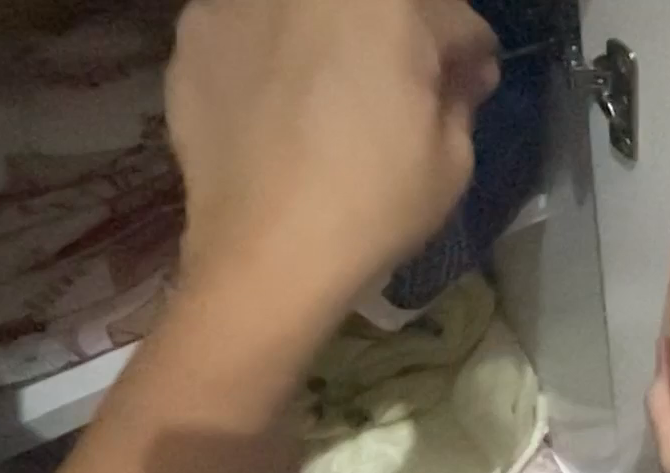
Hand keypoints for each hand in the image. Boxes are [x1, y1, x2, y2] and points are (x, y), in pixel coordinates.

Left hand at [167, 0, 497, 310]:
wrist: (267, 251)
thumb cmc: (376, 207)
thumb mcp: (451, 164)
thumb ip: (461, 99)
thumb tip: (463, 73)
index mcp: (391, 5)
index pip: (455, 17)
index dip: (471, 56)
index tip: (472, 85)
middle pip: (381, 4)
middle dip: (404, 38)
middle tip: (408, 89)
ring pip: (314, 12)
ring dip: (337, 40)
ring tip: (337, 96)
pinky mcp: (197, 25)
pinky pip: (259, 27)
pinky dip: (278, 54)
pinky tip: (283, 108)